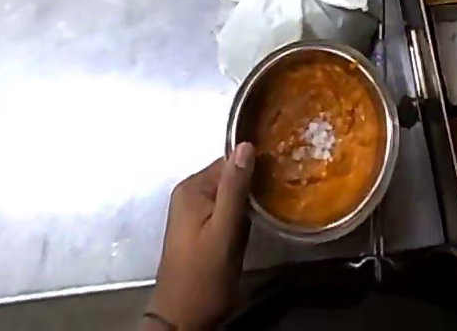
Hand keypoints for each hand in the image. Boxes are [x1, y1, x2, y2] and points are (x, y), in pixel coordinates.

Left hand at [147, 143, 254, 330]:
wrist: (182, 323)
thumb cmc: (204, 278)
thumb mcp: (224, 231)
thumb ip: (234, 187)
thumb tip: (246, 144)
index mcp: (192, 188)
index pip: (232, 160)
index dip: (254, 168)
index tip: (275, 178)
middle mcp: (189, 193)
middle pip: (232, 174)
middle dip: (252, 185)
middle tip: (270, 199)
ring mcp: (193, 209)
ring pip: (232, 190)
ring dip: (248, 199)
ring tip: (263, 211)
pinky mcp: (200, 225)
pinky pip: (226, 205)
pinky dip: (240, 211)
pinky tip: (250, 223)